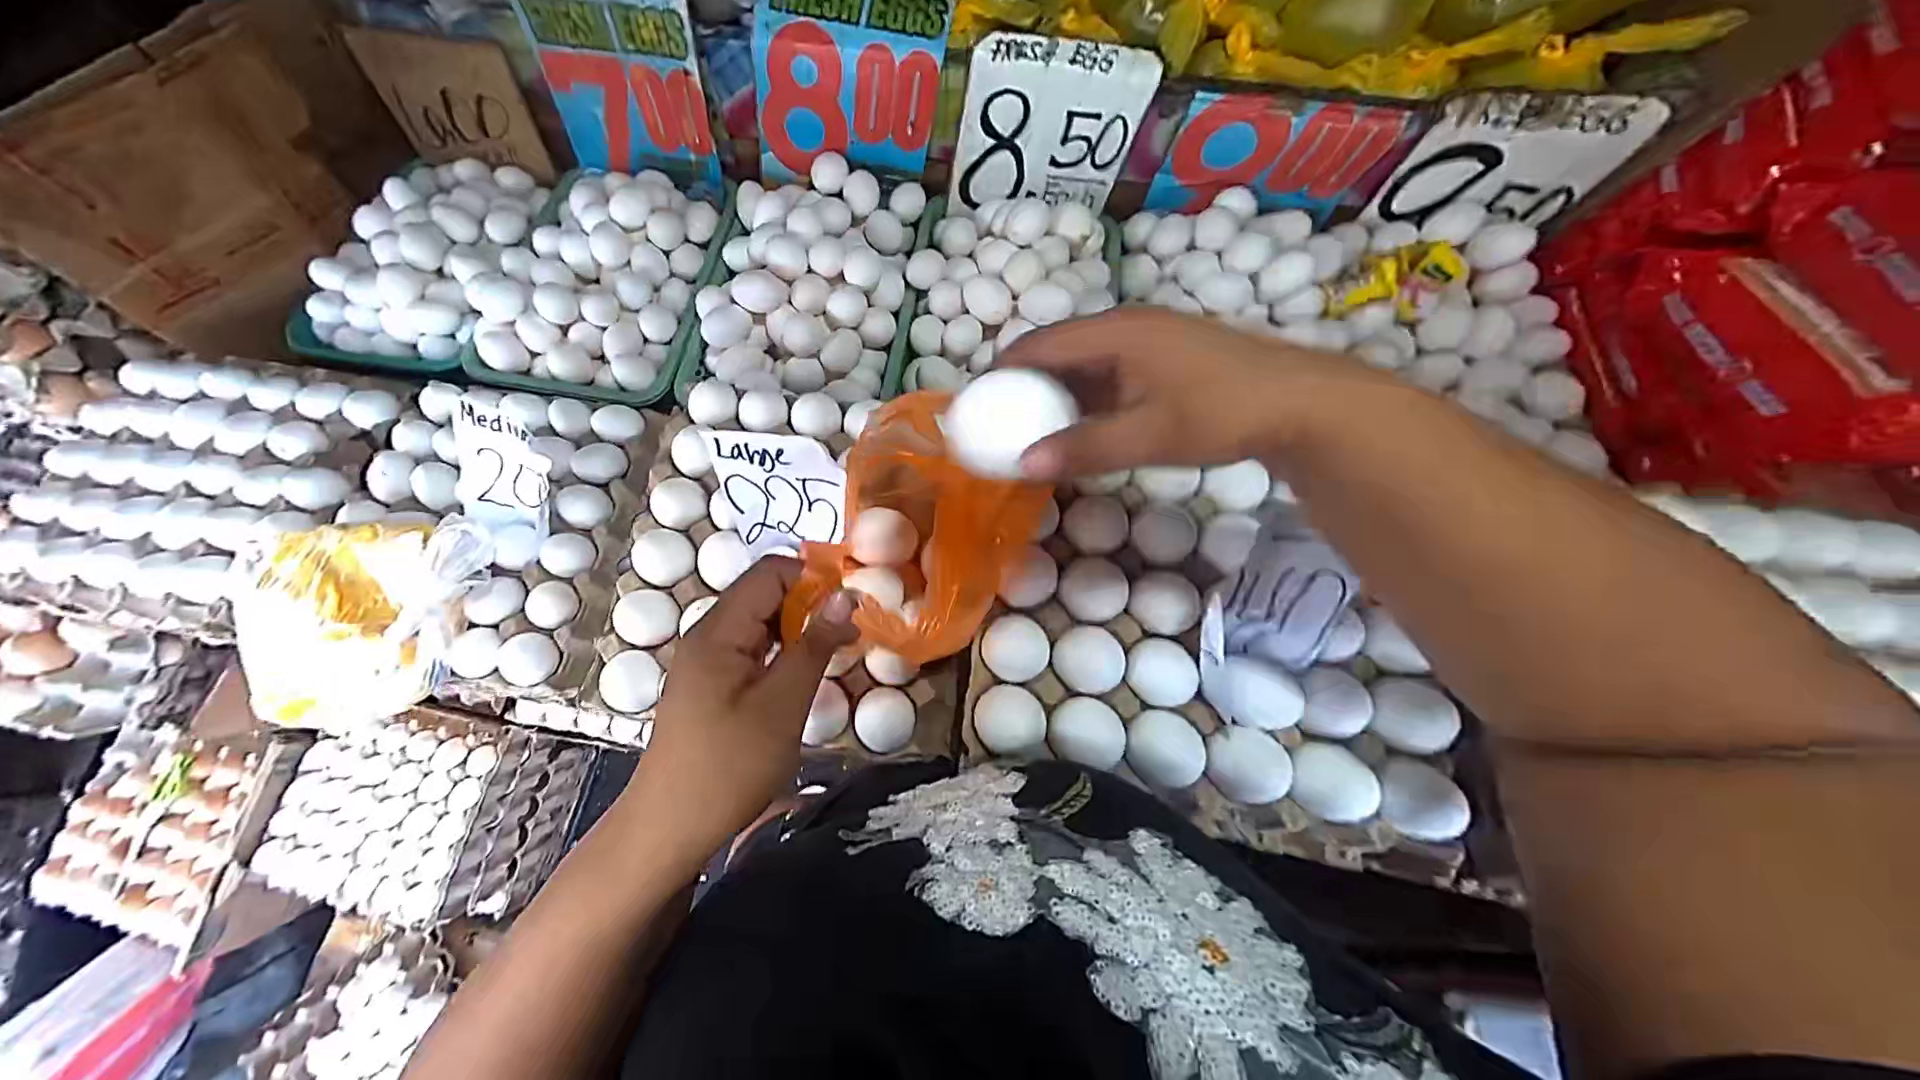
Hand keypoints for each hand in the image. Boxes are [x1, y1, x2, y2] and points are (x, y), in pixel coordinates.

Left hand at [629, 557, 857, 860]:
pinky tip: (809, 673)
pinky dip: (785, 653)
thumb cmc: (729, 766)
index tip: (852, 604)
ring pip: (762, 623)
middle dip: (812, 604)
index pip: (770, 573)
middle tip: (854, 631)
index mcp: (718, 631)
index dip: (814, 578)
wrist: (671, 828)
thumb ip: (815, 644)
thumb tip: (845, 595)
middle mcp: (709, 635)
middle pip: (765, 594)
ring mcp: (708, 660)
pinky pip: (754, 650)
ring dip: (802, 630)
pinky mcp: (713, 684)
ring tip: (841, 650)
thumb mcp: (784, 703)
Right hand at [998, 308, 1401, 479]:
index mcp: (1116, 333)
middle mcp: (1127, 327)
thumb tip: (1023, 465)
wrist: (1303, 405)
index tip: (978, 405)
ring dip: (1057, 396)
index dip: (1002, 372)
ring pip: (1084, 365)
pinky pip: (1108, 375)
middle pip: (1057, 351)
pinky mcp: (1165, 359)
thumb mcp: (1148, 437)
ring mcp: (1149, 342)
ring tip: (1034, 431)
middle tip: (1002, 424)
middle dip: (1025, 386)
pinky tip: (1082, 428)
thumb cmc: (1222, 413)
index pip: (1039, 344)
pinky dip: (1086, 400)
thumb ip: (1084, 449)